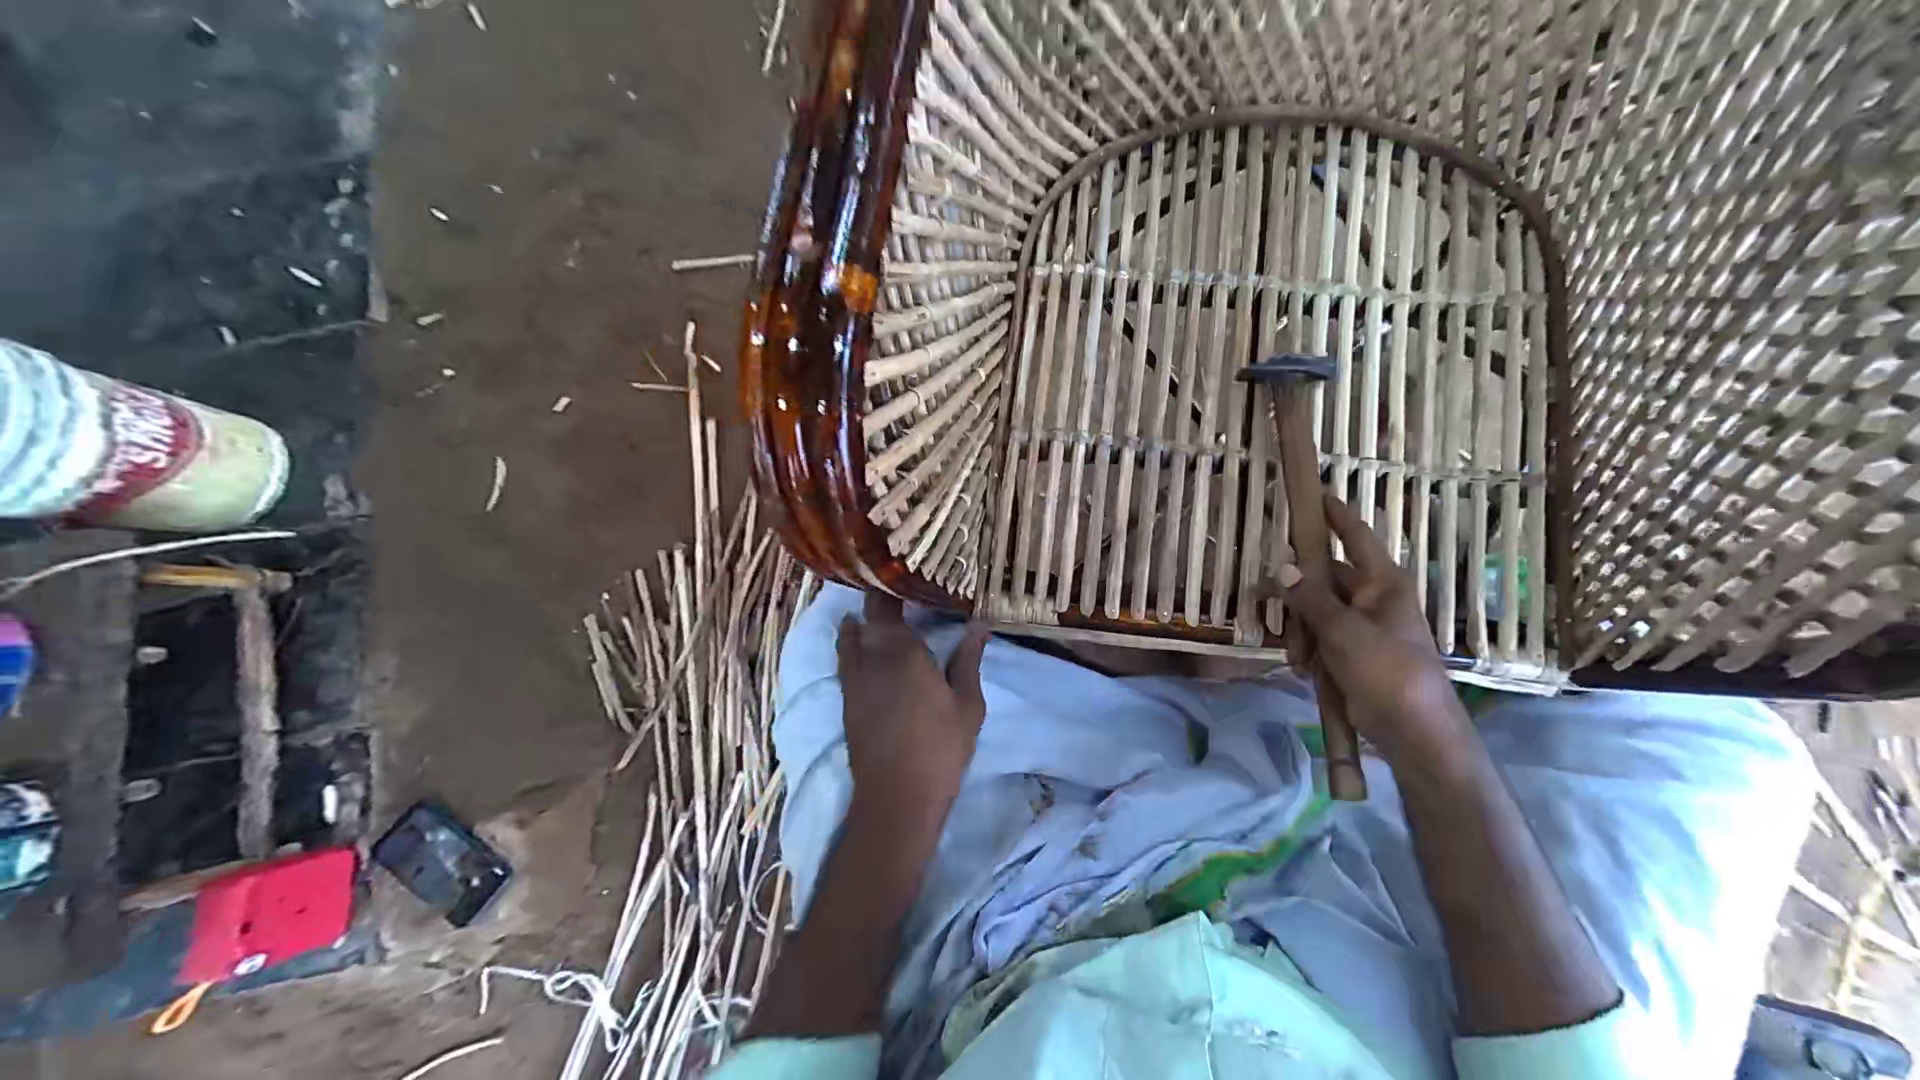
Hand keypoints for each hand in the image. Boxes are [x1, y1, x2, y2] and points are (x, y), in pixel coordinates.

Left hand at [837, 591, 988, 835]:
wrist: (896, 796)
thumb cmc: (940, 746)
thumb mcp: (967, 703)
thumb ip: (968, 659)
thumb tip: (979, 625)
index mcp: (899, 649)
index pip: (883, 602)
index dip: (890, 586)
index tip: (908, 578)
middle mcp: (868, 655)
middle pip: (864, 617)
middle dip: (878, 603)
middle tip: (901, 596)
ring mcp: (852, 678)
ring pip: (849, 637)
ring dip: (862, 624)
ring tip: (882, 619)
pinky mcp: (846, 699)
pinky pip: (846, 659)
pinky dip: (855, 647)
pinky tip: (873, 652)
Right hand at [1280, 494, 1476, 775]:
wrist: (1412, 731)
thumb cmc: (1386, 671)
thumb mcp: (1342, 632)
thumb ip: (1309, 598)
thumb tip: (1280, 567)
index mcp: (1382, 583)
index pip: (1357, 536)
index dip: (1336, 515)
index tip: (1316, 494)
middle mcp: (1373, 598)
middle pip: (1323, 578)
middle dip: (1297, 598)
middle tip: (1271, 606)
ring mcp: (1363, 626)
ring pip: (1315, 611)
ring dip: (1301, 632)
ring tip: (1300, 660)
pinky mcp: (1353, 652)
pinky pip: (1320, 637)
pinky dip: (1309, 650)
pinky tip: (1306, 671)